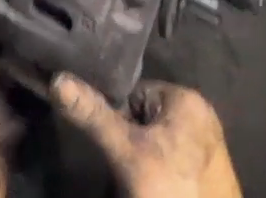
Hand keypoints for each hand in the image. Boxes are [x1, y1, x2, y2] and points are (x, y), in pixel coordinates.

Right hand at [50, 74, 241, 197]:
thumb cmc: (171, 189)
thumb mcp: (128, 152)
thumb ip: (95, 116)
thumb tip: (57, 80)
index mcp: (187, 97)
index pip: (133, 94)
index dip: (117, 119)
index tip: (114, 147)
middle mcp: (201, 113)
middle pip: (145, 117)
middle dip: (131, 141)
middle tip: (127, 169)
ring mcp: (207, 144)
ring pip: (156, 141)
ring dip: (142, 159)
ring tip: (138, 182)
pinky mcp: (208, 170)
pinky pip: (172, 159)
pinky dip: (160, 173)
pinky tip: (155, 190)